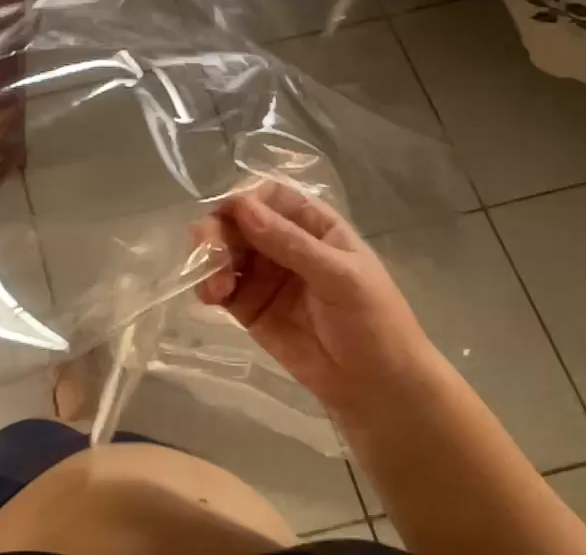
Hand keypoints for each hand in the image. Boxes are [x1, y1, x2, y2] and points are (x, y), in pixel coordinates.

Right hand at [194, 181, 444, 426]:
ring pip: (222, 250)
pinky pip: (218, 285)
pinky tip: (210, 297)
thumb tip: (242, 207)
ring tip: (214, 289)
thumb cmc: (375, 323)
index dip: (244, 199)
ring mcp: (263, 274)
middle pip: (236, 220)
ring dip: (208, 260)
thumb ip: (291, 243)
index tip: (228, 215)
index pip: (269, 195)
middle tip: (209, 257)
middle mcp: (282, 242)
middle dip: (217, 232)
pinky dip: (206, 285)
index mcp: (312, 224)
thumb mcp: (341, 278)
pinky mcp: (248, 306)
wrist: (379, 390)